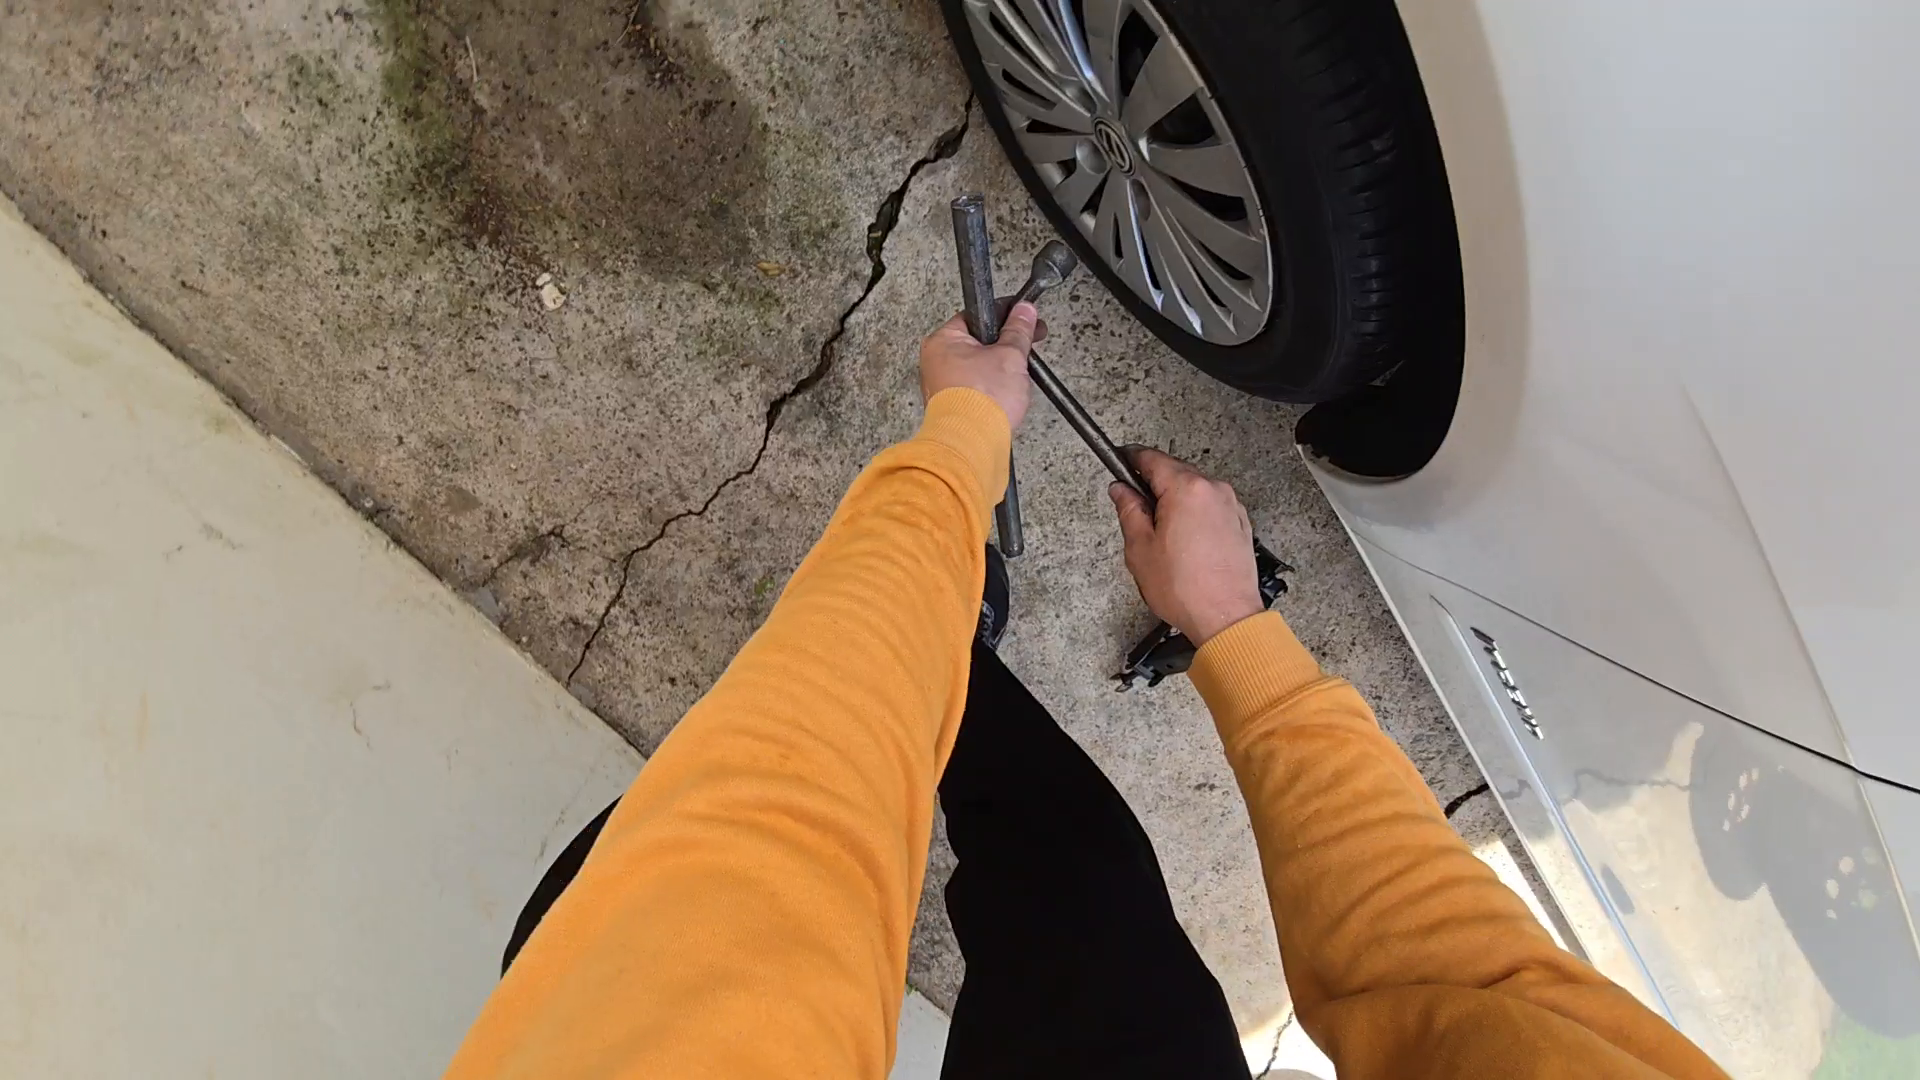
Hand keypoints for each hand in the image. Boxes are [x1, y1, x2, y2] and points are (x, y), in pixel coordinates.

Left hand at [919, 301, 1044, 429]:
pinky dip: (989, 390)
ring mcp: (940, 385)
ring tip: (1015, 381)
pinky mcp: (950, 406)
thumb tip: (1024, 311)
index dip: (1005, 317)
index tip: (1024, 322)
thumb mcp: (1010, 356)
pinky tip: (1003, 398)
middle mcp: (935, 361)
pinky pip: (974, 389)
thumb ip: (1018, 330)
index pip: (978, 317)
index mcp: (943, 340)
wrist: (973, 441)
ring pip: (977, 368)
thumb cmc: (982, 399)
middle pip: (977, 344)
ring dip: (998, 371)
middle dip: (1004, 348)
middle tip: (1025, 352)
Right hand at [1108, 447, 1263, 645]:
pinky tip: (1182, 540)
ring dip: (1173, 500)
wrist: (1226, 618)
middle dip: (1151, 484)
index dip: (1130, 458)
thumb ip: (1128, 510)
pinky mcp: (1239, 524)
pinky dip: (1193, 514)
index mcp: (1186, 490)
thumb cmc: (1185, 588)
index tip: (1119, 460)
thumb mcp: (1140, 548)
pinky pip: (1209, 506)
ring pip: (1193, 489)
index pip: (1152, 459)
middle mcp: (1213, 490)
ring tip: (1158, 533)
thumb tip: (1121, 491)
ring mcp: (1230, 506)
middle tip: (1132, 507)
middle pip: (1174, 472)